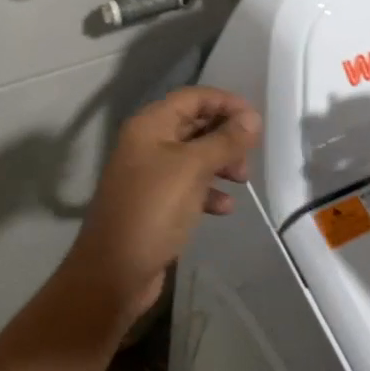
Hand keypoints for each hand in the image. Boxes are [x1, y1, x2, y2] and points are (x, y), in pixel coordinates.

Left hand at [58, 87, 261, 323]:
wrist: (114, 273)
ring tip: (242, 180)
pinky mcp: (154, 205)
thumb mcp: (193, 169)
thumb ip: (225, 141)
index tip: (255, 120)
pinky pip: (187, 186)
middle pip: (194, 124)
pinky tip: (224, 207)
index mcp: (150, 125)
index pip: (193, 97)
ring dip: (220, 163)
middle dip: (225, 135)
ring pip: (193, 156)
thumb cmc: (153, 210)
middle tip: (250, 154)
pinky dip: (208, 191)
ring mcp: (149, 175)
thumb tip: (252, 118)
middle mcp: (147, 143)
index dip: (225, 102)